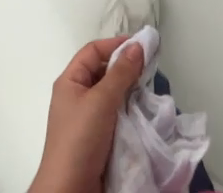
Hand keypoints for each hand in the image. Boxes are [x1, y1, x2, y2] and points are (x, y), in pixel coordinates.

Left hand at [29, 36, 147, 192]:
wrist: (72, 189)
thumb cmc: (80, 139)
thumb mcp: (101, 101)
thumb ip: (120, 73)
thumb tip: (137, 46)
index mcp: (70, 81)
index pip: (93, 52)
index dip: (116, 45)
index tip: (143, 45)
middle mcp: (77, 95)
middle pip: (103, 72)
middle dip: (126, 68)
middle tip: (151, 68)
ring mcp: (88, 117)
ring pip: (112, 94)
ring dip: (130, 91)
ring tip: (151, 89)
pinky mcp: (99, 137)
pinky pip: (116, 115)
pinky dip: (130, 110)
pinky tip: (145, 111)